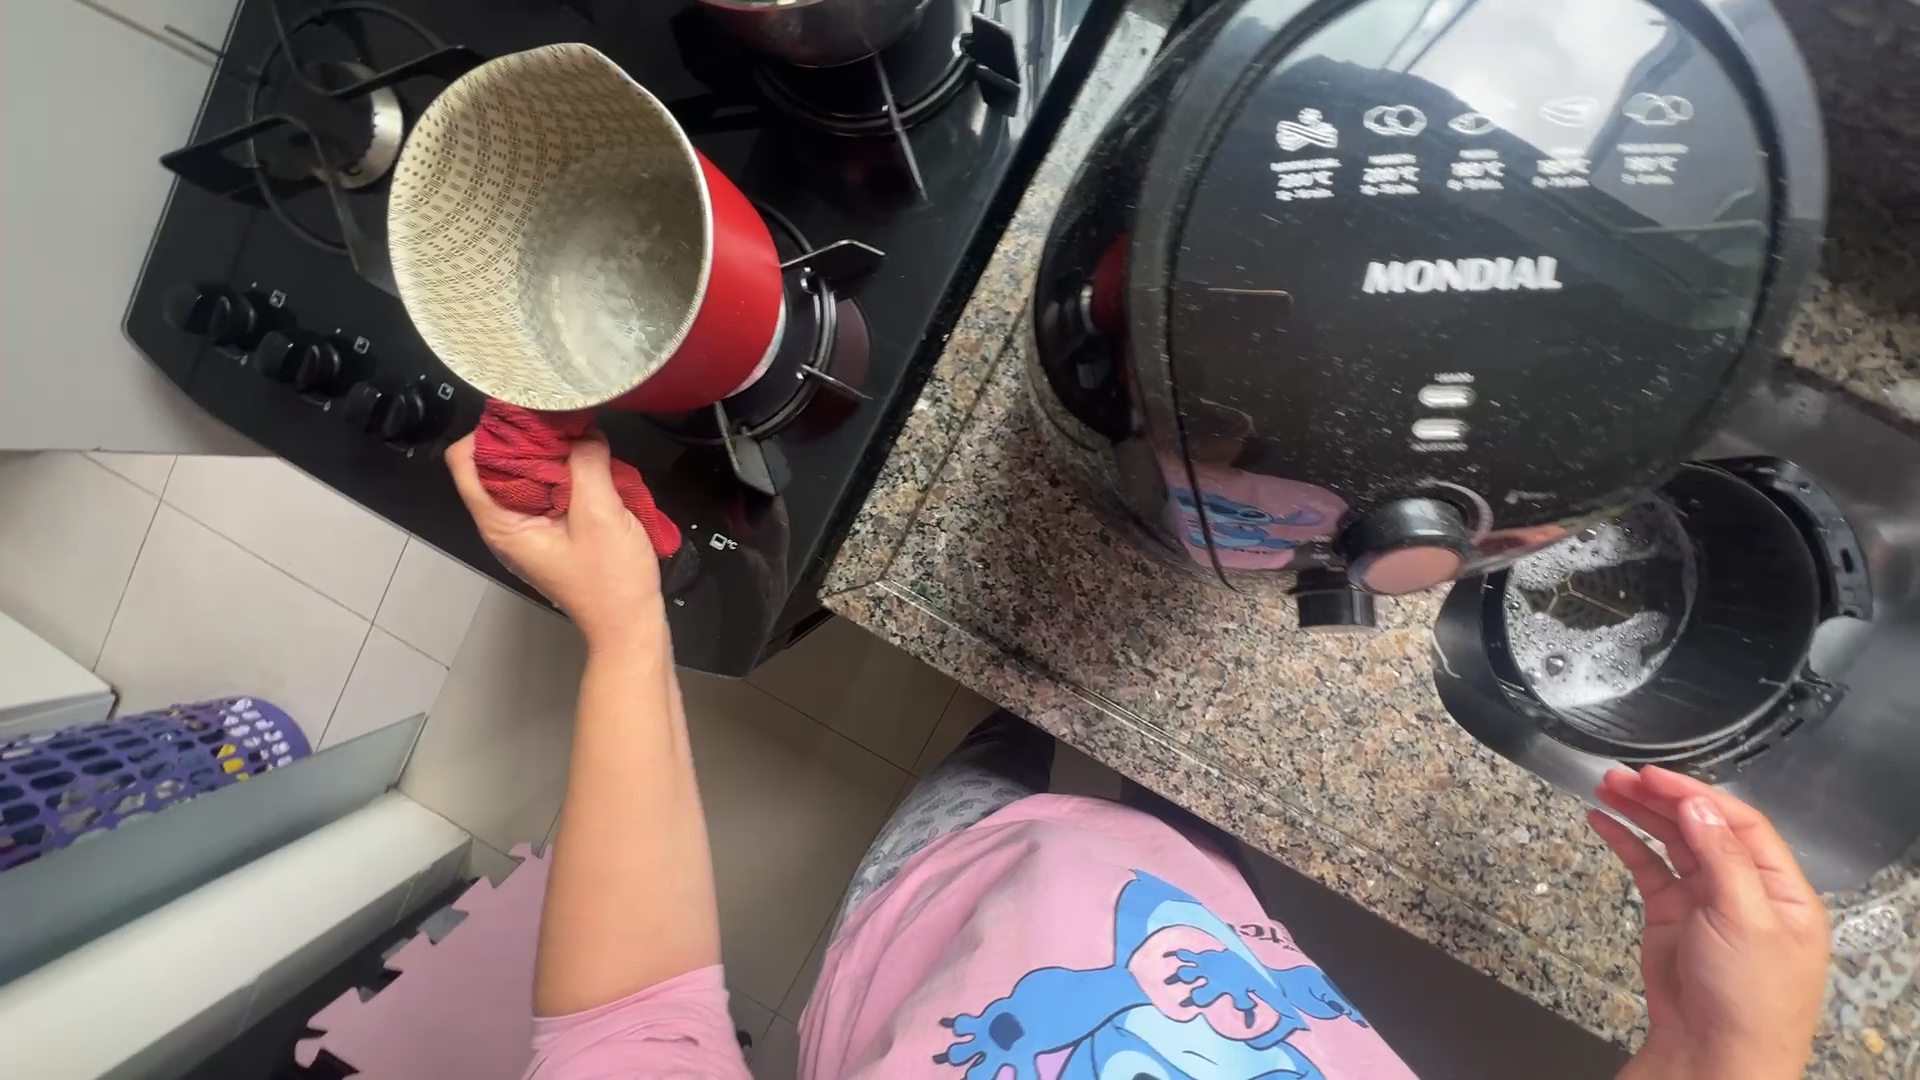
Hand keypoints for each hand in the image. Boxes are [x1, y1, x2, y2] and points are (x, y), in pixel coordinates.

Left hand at [446, 432, 665, 654]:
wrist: (631, 624)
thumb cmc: (612, 582)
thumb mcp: (602, 516)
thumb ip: (588, 467)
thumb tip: (586, 434)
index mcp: (503, 522)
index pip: (467, 459)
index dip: (493, 431)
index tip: (534, 415)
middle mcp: (508, 523)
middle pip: (499, 462)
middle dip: (534, 440)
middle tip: (572, 428)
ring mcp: (532, 528)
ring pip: (530, 474)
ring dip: (559, 458)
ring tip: (591, 451)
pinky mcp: (555, 532)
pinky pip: (554, 491)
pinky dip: (573, 476)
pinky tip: (600, 475)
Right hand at [1589, 766, 1828, 1079]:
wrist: (1715, 1045)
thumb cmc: (1747, 992)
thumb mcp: (1746, 920)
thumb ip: (1723, 859)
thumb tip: (1697, 806)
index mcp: (1779, 889)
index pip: (1739, 824)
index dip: (1697, 794)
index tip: (1654, 776)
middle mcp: (1742, 887)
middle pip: (1700, 826)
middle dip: (1659, 797)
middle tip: (1617, 776)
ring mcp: (1703, 897)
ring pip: (1669, 839)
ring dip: (1638, 812)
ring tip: (1604, 787)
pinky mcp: (1669, 909)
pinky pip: (1645, 864)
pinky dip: (1622, 839)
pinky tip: (1600, 820)